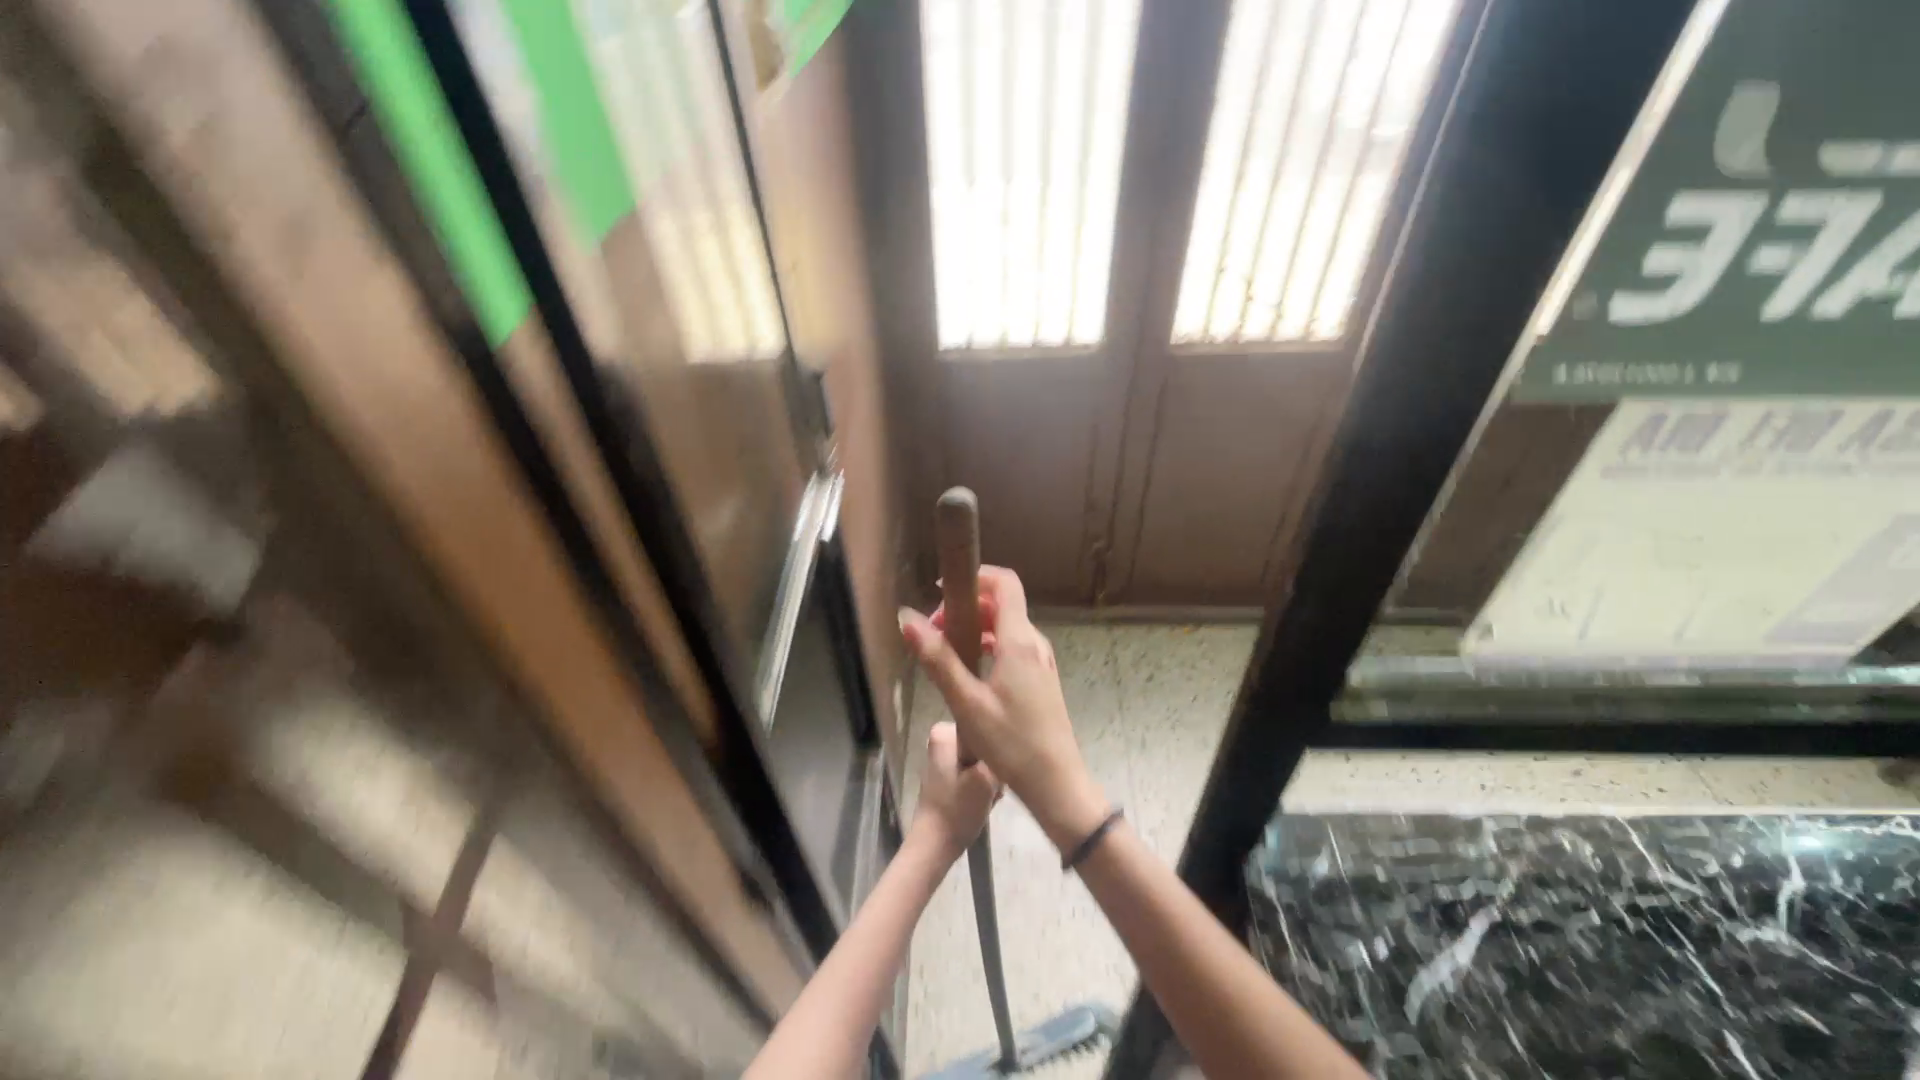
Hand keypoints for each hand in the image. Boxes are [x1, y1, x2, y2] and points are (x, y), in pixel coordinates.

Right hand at [899, 567, 1109, 851]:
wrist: (1056, 783)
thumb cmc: (1011, 743)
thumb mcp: (966, 702)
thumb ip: (937, 659)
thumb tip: (907, 618)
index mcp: (1020, 641)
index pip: (1005, 583)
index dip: (974, 576)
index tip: (941, 590)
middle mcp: (1035, 644)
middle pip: (1002, 604)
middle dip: (965, 607)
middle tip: (933, 632)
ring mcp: (1042, 663)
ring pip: (1007, 627)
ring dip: (976, 629)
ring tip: (945, 653)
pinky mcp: (1042, 680)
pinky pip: (1014, 648)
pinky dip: (989, 647)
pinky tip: (970, 673)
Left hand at [912, 721, 1000, 858]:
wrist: (936, 844)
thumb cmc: (958, 810)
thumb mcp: (985, 778)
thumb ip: (998, 752)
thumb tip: (1010, 737)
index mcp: (945, 732)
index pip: (986, 724)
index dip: (996, 748)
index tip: (996, 770)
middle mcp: (943, 737)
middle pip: (985, 742)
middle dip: (994, 764)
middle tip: (992, 787)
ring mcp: (946, 756)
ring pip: (984, 758)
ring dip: (991, 777)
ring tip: (988, 796)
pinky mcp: (950, 773)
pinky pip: (977, 770)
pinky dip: (984, 784)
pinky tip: (984, 800)